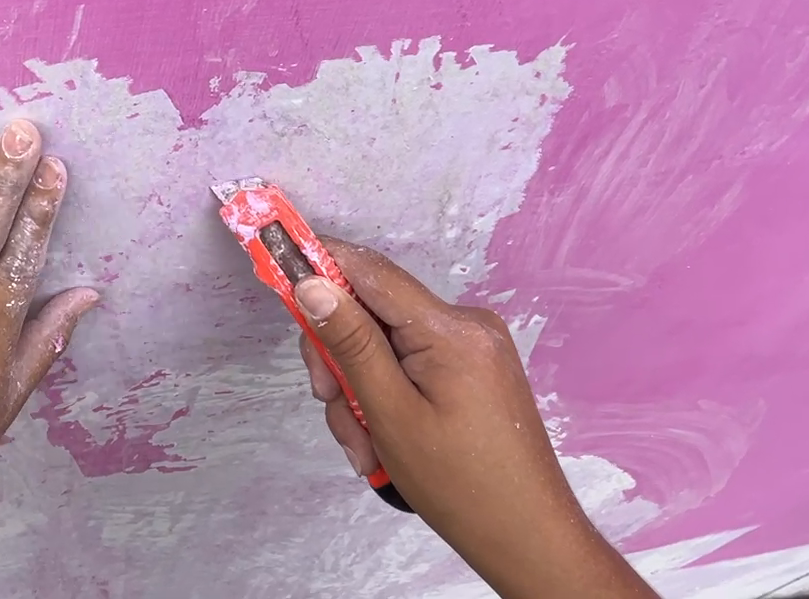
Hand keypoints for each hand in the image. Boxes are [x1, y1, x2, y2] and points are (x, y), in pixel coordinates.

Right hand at [295, 240, 656, 598]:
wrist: (532, 547)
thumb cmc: (460, 486)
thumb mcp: (389, 413)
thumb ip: (348, 342)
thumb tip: (308, 282)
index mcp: (450, 328)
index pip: (368, 269)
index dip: (317, 261)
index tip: (275, 269)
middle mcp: (464, 323)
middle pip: (370, 311)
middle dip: (339, 355)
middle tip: (328, 400)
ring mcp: (469, 346)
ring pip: (381, 342)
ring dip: (358, 386)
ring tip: (363, 443)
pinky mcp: (468, 367)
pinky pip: (404, 360)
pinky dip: (382, 392)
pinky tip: (381, 438)